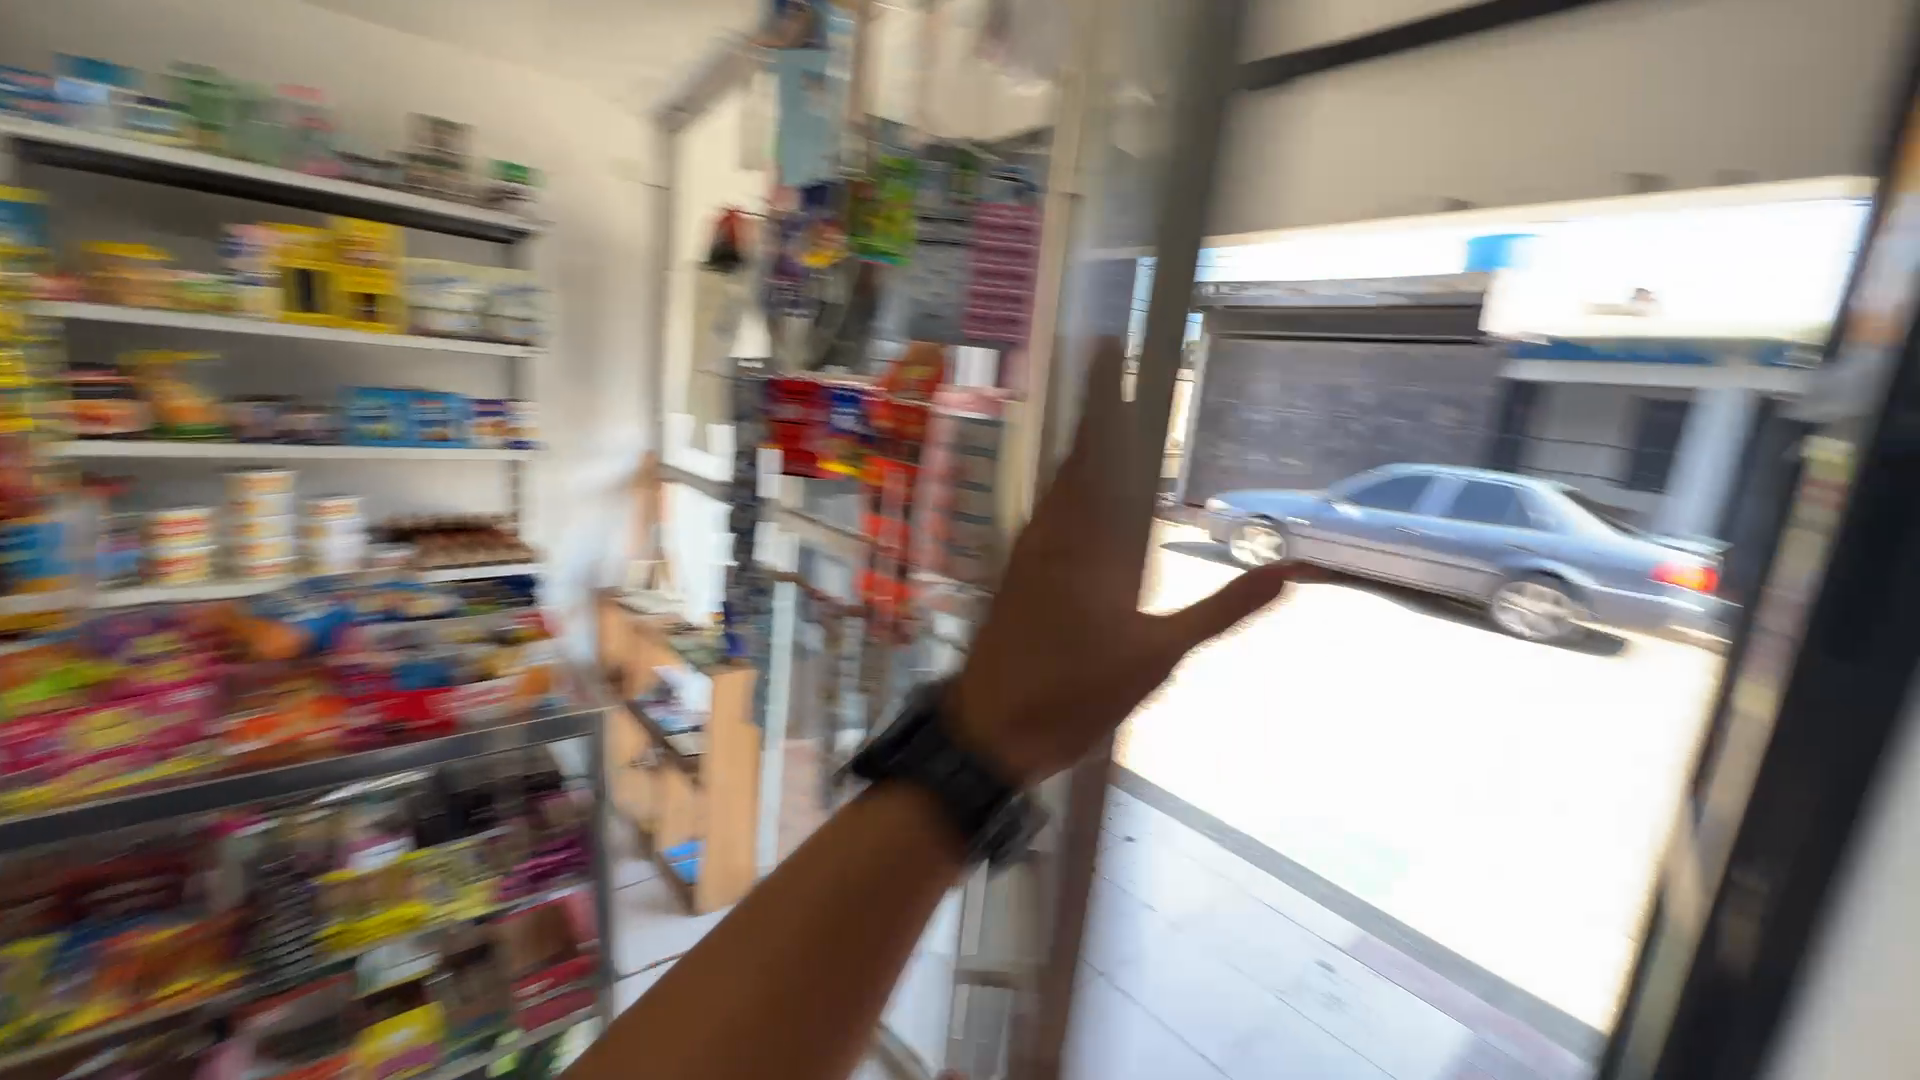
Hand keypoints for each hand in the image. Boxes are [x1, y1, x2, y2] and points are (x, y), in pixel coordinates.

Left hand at [948, 340, 1316, 784]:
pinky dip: (1066, 488)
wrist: (993, 725)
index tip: (1107, 347)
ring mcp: (1030, 550)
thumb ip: (1223, 609)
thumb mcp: (1158, 655)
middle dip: (1095, 406)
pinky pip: (1047, 513)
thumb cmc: (1075, 692)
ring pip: (1059, 482)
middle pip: (1080, 454)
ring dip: (1080, 445)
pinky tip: (1073, 492)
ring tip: (1098, 413)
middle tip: (1103, 357)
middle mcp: (1055, 532)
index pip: (1105, 451)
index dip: (1108, 398)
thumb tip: (1291, 570)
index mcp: (1091, 540)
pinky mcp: (1017, 571)